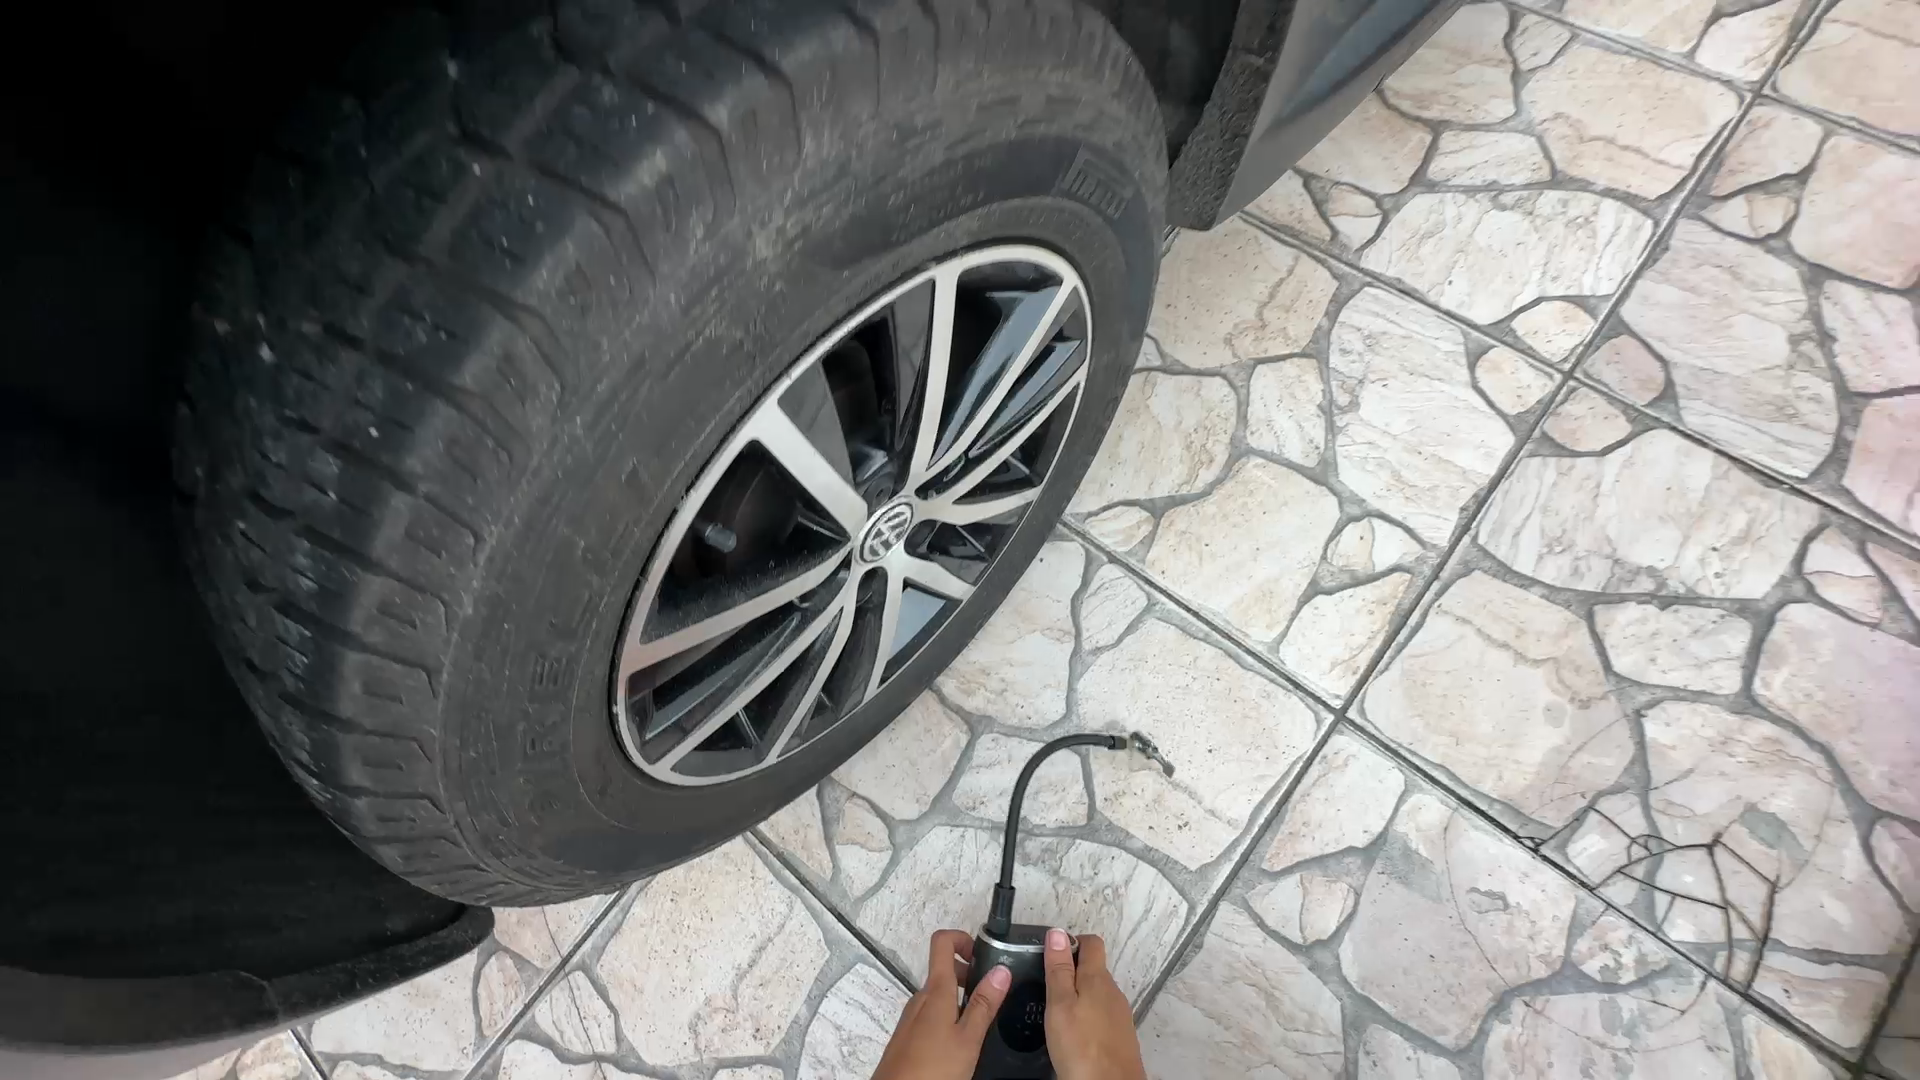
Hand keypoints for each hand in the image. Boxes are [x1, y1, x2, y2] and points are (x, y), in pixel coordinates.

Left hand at [872, 929, 1011, 1079]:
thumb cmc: (933, 1069)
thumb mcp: (967, 1039)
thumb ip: (984, 1005)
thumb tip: (1001, 969)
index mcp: (935, 990)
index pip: (942, 942)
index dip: (962, 938)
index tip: (982, 956)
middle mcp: (920, 997)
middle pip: (943, 969)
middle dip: (968, 974)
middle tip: (990, 996)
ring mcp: (911, 1017)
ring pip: (938, 994)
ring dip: (959, 998)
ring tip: (979, 1023)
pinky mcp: (907, 1036)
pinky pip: (930, 1014)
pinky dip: (947, 1016)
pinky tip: (958, 1043)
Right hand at [1044, 929, 1146, 1079]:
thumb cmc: (1081, 1047)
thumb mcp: (1060, 1005)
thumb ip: (1059, 969)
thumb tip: (1057, 932)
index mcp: (1098, 978)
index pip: (1091, 942)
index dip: (1071, 942)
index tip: (1052, 957)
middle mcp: (1114, 991)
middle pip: (1094, 968)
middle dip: (1072, 972)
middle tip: (1049, 990)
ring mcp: (1121, 1015)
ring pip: (1098, 993)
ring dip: (1080, 996)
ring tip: (1059, 1015)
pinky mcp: (1122, 1037)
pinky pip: (1103, 1015)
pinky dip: (1089, 1017)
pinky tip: (1076, 1036)